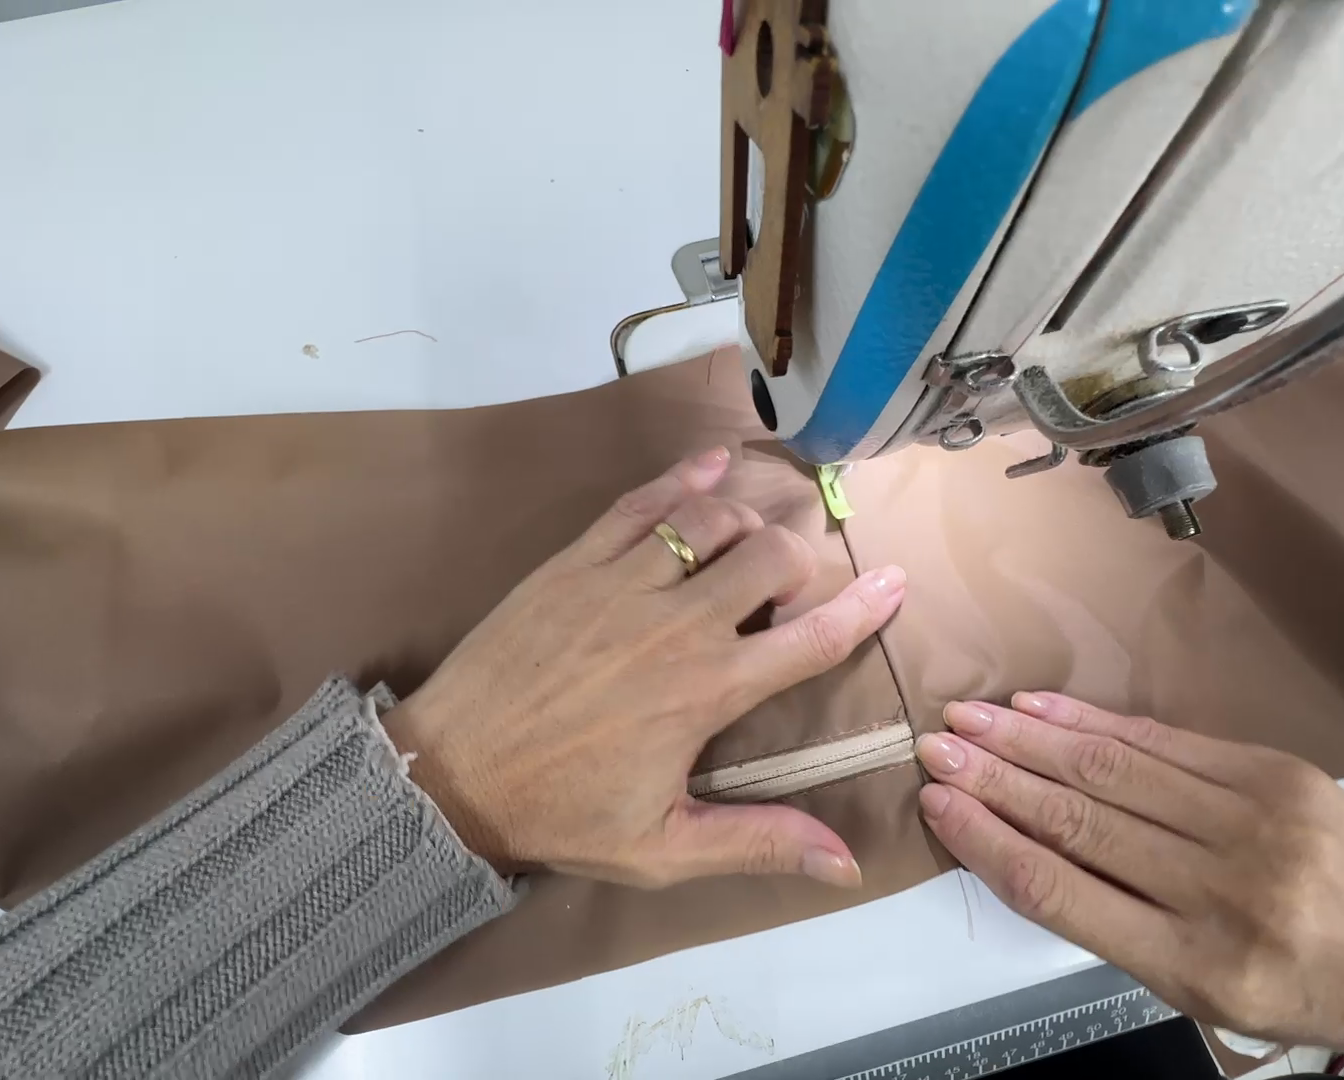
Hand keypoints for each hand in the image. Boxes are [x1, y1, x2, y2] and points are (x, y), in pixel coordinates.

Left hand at [388, 447, 906, 889]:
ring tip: (742, 548)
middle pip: (770, 559)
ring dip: (745, 523)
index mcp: (707, 691)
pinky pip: (639, 504)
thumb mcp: (663, 848)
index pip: (809, 638)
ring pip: (711, 520)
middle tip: (783, 589)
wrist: (451, 771)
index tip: (892, 580)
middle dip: (797, 562)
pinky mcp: (576, 561)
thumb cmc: (560, 812)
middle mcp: (676, 625)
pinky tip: (710, 464)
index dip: (862, 607)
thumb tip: (848, 864)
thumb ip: (758, 844)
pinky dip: (682, 477)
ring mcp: (623, 583)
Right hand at [914, 693, 1343, 1054]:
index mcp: (1199, 966)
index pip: (1060, 891)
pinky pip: (1158, 740)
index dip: (986, 841)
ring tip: (968, 718)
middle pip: (1076, 820)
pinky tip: (1036, 707)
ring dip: (1025, 739)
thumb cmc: (1304, 984)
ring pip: (1109, 770)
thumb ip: (1111, 918)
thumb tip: (1016, 843)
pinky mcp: (1274, 771)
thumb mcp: (1205, 988)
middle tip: (933, 747)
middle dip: (992, 778)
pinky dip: (1086, 721)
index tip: (934, 804)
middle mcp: (1224, 893)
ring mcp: (1254, 824)